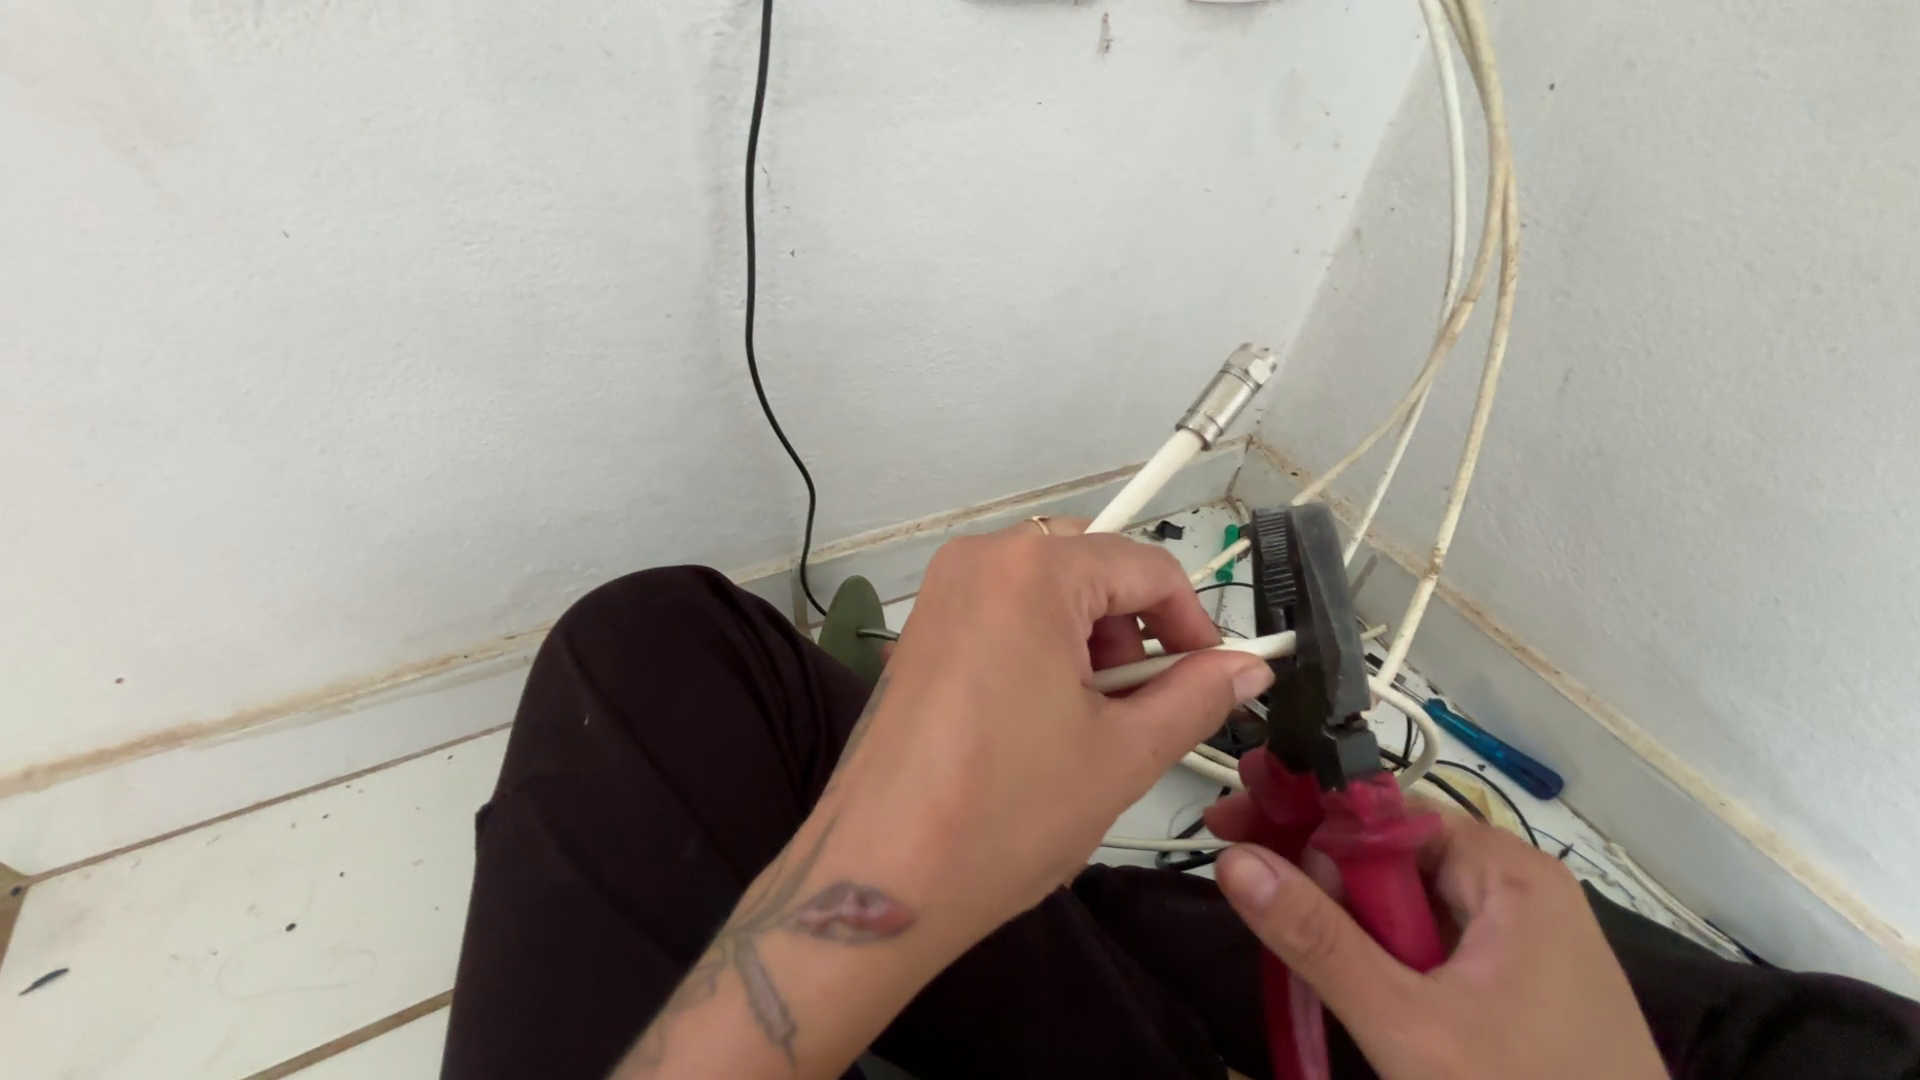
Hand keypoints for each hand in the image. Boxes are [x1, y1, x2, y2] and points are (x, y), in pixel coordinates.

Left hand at [827, 518, 1274, 940]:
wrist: (882, 876)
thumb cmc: (1007, 812)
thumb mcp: (1122, 753)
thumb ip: (1195, 696)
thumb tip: (1247, 668)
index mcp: (1030, 571)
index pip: (1145, 566)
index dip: (1192, 621)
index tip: (1210, 677)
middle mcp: (977, 558)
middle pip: (1092, 567)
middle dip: (1131, 630)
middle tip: (1139, 705)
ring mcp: (940, 591)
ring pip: (1048, 589)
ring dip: (1087, 641)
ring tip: (1087, 721)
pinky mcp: (921, 628)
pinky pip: (1004, 611)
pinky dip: (1041, 646)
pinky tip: (1040, 716)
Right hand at [1206, 800, 1664, 1078]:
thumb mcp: (1409, 1027)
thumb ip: (1318, 940)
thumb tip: (1231, 859)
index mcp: (1505, 871)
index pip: (1379, 807)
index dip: (1298, 807)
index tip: (1229, 818)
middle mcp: (1512, 885)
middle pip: (1385, 846)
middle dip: (1306, 855)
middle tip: (1233, 862)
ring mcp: (1514, 933)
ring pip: (1398, 892)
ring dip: (1332, 903)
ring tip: (1271, 915)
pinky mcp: (1509, 976)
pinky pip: (1420, 934)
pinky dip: (1368, 940)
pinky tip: (1330, 958)